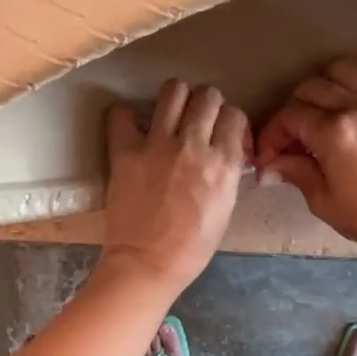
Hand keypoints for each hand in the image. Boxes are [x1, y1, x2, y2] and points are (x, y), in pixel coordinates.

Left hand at [102, 79, 250, 288]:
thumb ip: (226, 175)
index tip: (221, 137)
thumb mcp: (224, 210)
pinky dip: (126, 116)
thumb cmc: (191, 249)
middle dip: (206, 105)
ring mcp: (158, 145)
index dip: (229, 123)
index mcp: (224, 164)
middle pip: (208, 96)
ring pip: (174, 90)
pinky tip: (132, 129)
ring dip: (175, 99)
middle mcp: (194, 145)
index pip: (234, 116)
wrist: (148, 265)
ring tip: (169, 116)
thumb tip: (223, 154)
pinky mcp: (125, 152)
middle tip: (196, 123)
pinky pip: (122, 114)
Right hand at [255, 61, 356, 257]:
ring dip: (321, 89)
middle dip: (290, 114)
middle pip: (309, 89)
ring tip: (315, 118)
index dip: (271, 136)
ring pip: (341, 71)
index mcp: (332, 133)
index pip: (289, 117)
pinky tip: (352, 99)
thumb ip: (294, 172)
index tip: (266, 160)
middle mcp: (353, 108)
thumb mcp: (321, 199)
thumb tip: (266, 167)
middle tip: (288, 145)